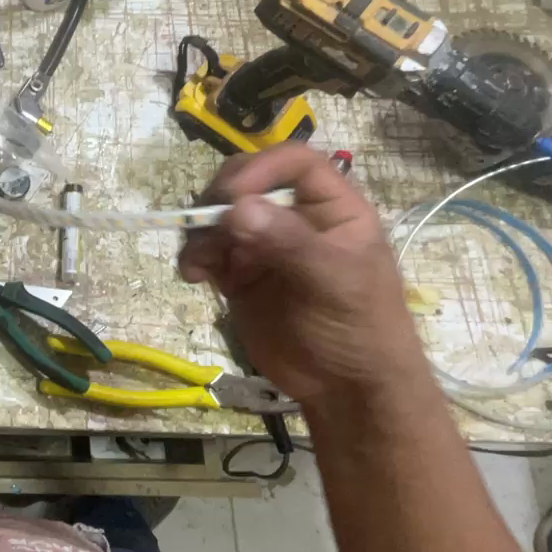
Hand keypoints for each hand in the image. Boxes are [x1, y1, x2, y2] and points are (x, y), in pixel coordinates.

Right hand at [178, 144, 430, 406]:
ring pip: (216, 216)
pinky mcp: (236, 273)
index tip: (232, 195)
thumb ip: (288, 242)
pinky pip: (204, 251)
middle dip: (218, 200)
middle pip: (243, 183)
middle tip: (207, 226)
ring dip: (198, 232)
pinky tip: (195, 277)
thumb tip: (235, 209)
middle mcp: (292, 218)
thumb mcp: (334, 281)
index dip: (260, 168)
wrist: (345, 389)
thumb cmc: (359, 328)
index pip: (294, 162)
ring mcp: (261, 245)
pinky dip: (192, 258)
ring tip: (200, 264)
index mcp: (331, 209)